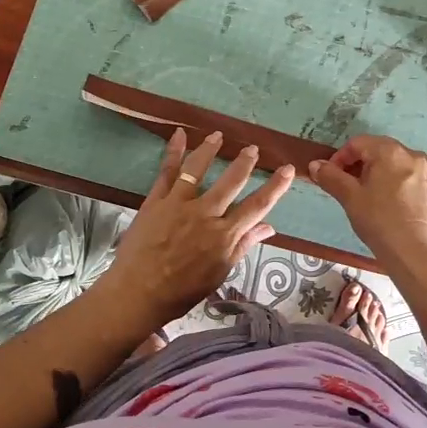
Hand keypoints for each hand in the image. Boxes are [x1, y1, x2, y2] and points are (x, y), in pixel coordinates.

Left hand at [95, 130, 295, 327]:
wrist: (138, 293)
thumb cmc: (181, 291)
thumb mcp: (219, 273)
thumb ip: (243, 245)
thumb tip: (269, 227)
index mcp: (224, 236)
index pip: (257, 206)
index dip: (275, 187)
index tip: (288, 170)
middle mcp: (205, 214)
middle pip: (231, 181)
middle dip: (244, 163)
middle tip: (252, 148)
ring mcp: (179, 204)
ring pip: (198, 168)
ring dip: (210, 149)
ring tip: (218, 135)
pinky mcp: (156, 200)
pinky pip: (167, 171)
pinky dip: (174, 151)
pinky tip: (179, 134)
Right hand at [305, 135, 426, 263]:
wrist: (416, 254)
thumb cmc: (379, 222)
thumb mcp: (350, 198)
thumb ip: (331, 177)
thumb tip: (316, 165)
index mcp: (388, 151)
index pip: (358, 144)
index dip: (341, 158)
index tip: (333, 176)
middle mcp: (413, 154)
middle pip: (382, 151)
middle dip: (365, 165)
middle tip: (355, 188)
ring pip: (405, 163)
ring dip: (390, 172)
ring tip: (382, 195)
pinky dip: (417, 180)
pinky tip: (412, 194)